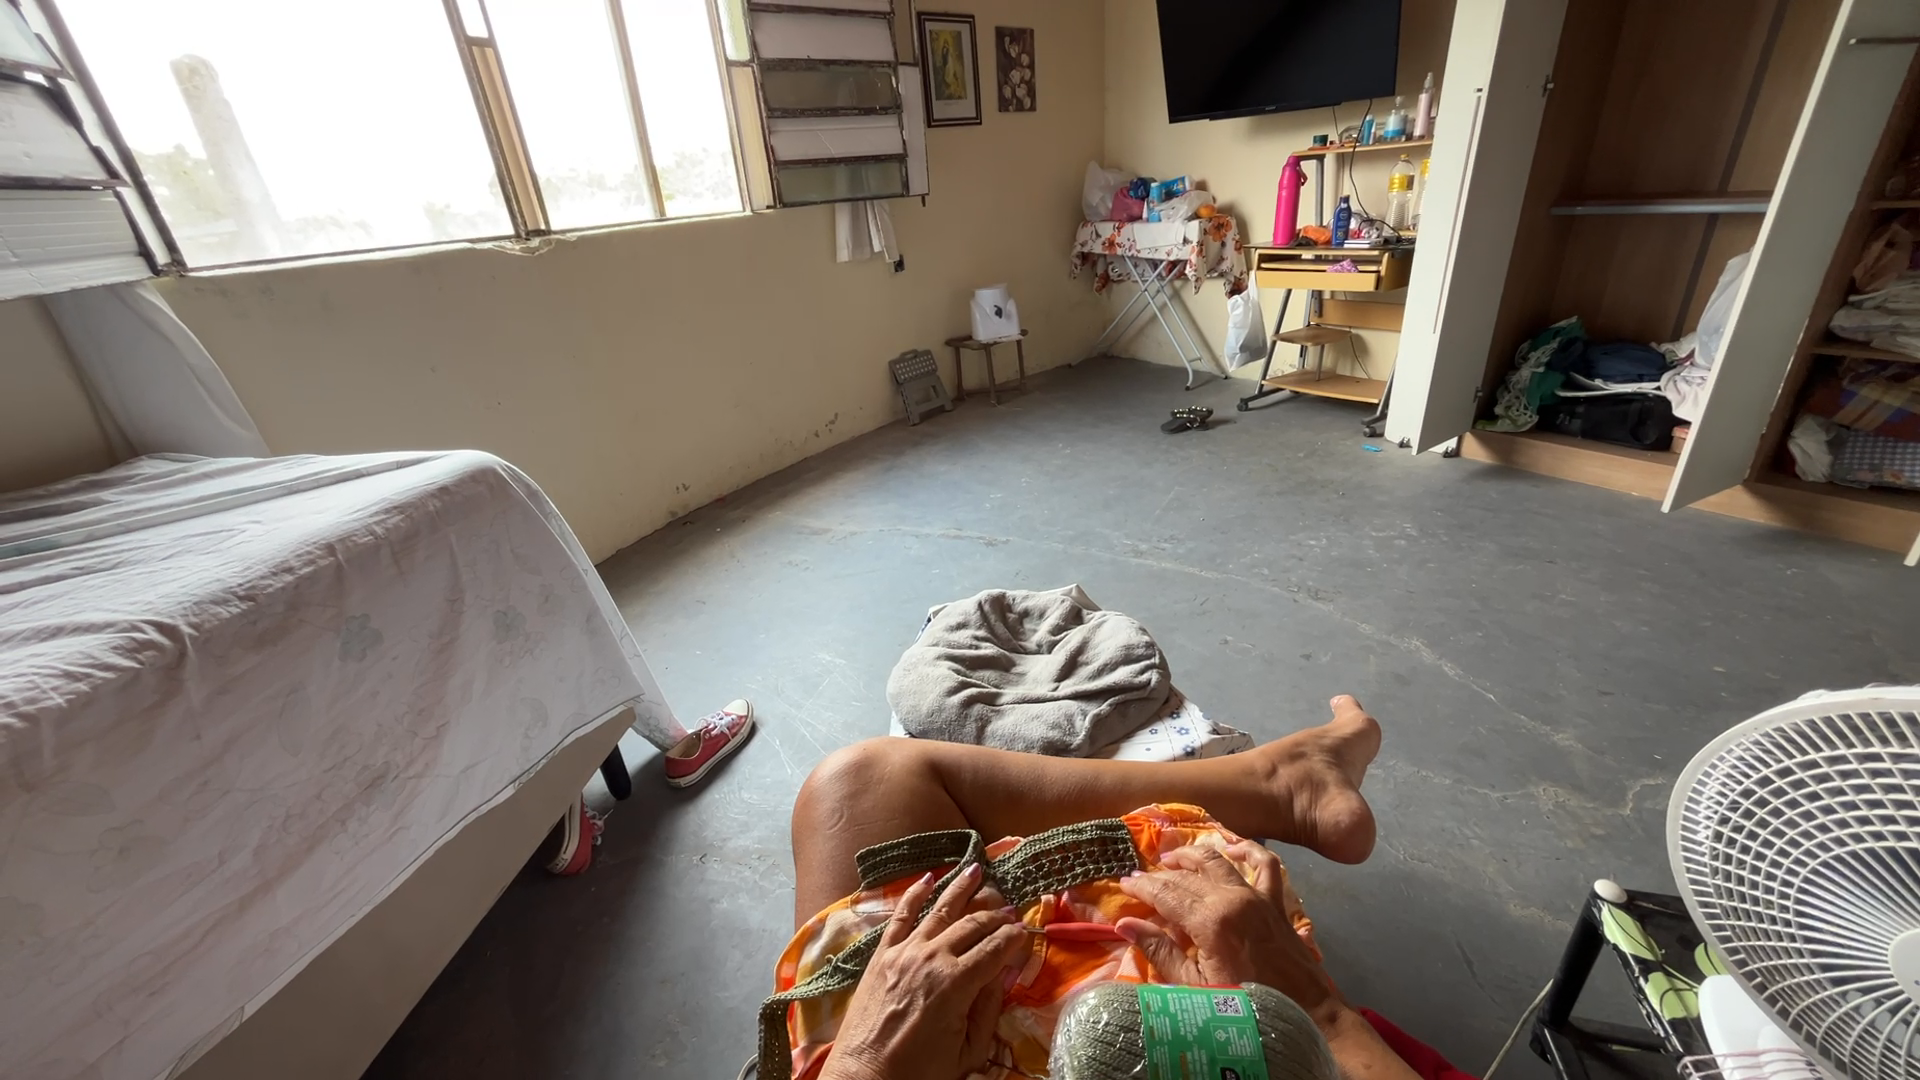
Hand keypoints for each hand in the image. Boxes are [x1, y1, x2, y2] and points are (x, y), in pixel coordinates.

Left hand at [822, 863, 1029, 1079]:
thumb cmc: (920, 1074)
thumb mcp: (967, 1053)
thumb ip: (988, 1009)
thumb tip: (1005, 972)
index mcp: (956, 984)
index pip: (994, 949)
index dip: (1013, 938)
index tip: (1025, 930)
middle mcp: (932, 957)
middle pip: (971, 925)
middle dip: (995, 915)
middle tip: (1010, 909)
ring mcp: (904, 951)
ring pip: (940, 910)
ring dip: (961, 888)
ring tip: (976, 870)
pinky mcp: (882, 953)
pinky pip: (900, 915)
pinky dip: (915, 894)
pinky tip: (928, 878)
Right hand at [1115, 842, 1342, 1027]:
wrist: (1309, 1019)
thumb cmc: (1246, 1011)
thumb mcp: (1196, 989)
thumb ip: (1160, 952)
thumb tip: (1125, 925)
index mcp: (1210, 922)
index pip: (1165, 894)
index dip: (1142, 887)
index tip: (1124, 884)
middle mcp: (1232, 899)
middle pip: (1186, 876)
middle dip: (1159, 875)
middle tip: (1140, 878)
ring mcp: (1256, 896)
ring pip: (1217, 860)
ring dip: (1191, 855)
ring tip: (1172, 858)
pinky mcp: (1275, 901)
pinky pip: (1265, 864)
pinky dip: (1249, 850)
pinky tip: (1232, 846)